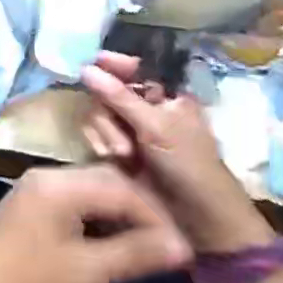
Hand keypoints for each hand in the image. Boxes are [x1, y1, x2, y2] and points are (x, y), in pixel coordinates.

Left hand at [0, 165, 190, 282]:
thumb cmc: (24, 278)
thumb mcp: (84, 271)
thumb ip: (133, 254)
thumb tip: (182, 246)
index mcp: (62, 183)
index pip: (124, 187)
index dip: (158, 217)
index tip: (183, 249)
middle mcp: (50, 174)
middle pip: (108, 182)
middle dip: (142, 212)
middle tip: (170, 248)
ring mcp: (38, 186)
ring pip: (92, 190)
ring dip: (121, 214)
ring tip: (148, 247)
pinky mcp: (31, 202)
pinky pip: (75, 199)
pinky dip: (99, 217)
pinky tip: (112, 242)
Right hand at [81, 53, 275, 253]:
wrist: (195, 220)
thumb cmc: (189, 166)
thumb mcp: (156, 127)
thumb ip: (119, 96)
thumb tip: (86, 68)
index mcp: (167, 96)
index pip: (137, 68)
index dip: (116, 64)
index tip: (95, 61)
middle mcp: (146, 109)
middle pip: (108, 90)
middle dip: (109, 111)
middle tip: (120, 132)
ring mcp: (130, 131)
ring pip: (98, 113)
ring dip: (106, 133)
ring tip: (123, 155)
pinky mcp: (117, 152)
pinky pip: (94, 135)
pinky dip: (100, 145)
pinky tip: (113, 160)